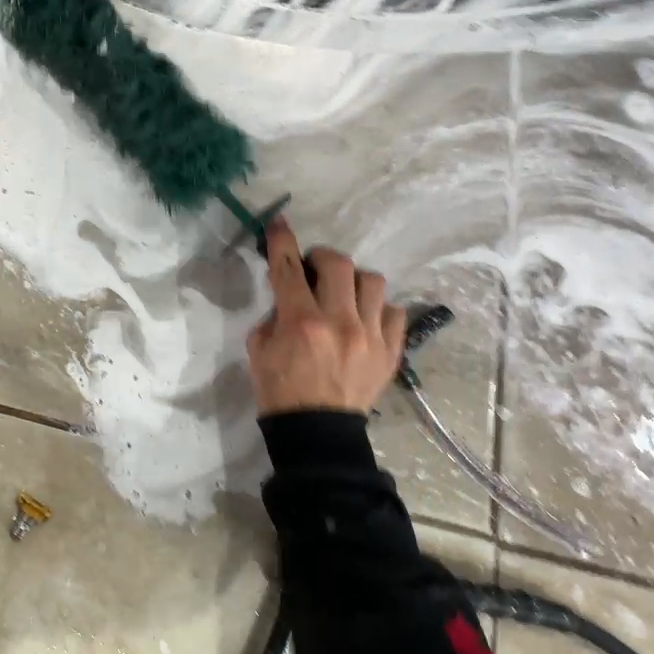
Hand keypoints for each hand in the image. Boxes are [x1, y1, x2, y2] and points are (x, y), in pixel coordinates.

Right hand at [245, 217, 406, 415]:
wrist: (317, 430)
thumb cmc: (279, 388)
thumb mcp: (259, 348)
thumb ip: (275, 315)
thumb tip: (288, 295)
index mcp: (300, 322)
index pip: (289, 268)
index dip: (282, 241)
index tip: (279, 223)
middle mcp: (339, 322)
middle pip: (339, 265)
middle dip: (322, 258)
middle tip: (312, 268)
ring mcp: (371, 336)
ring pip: (373, 282)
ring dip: (353, 281)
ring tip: (342, 294)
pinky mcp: (392, 350)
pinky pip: (393, 312)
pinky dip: (376, 308)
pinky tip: (362, 318)